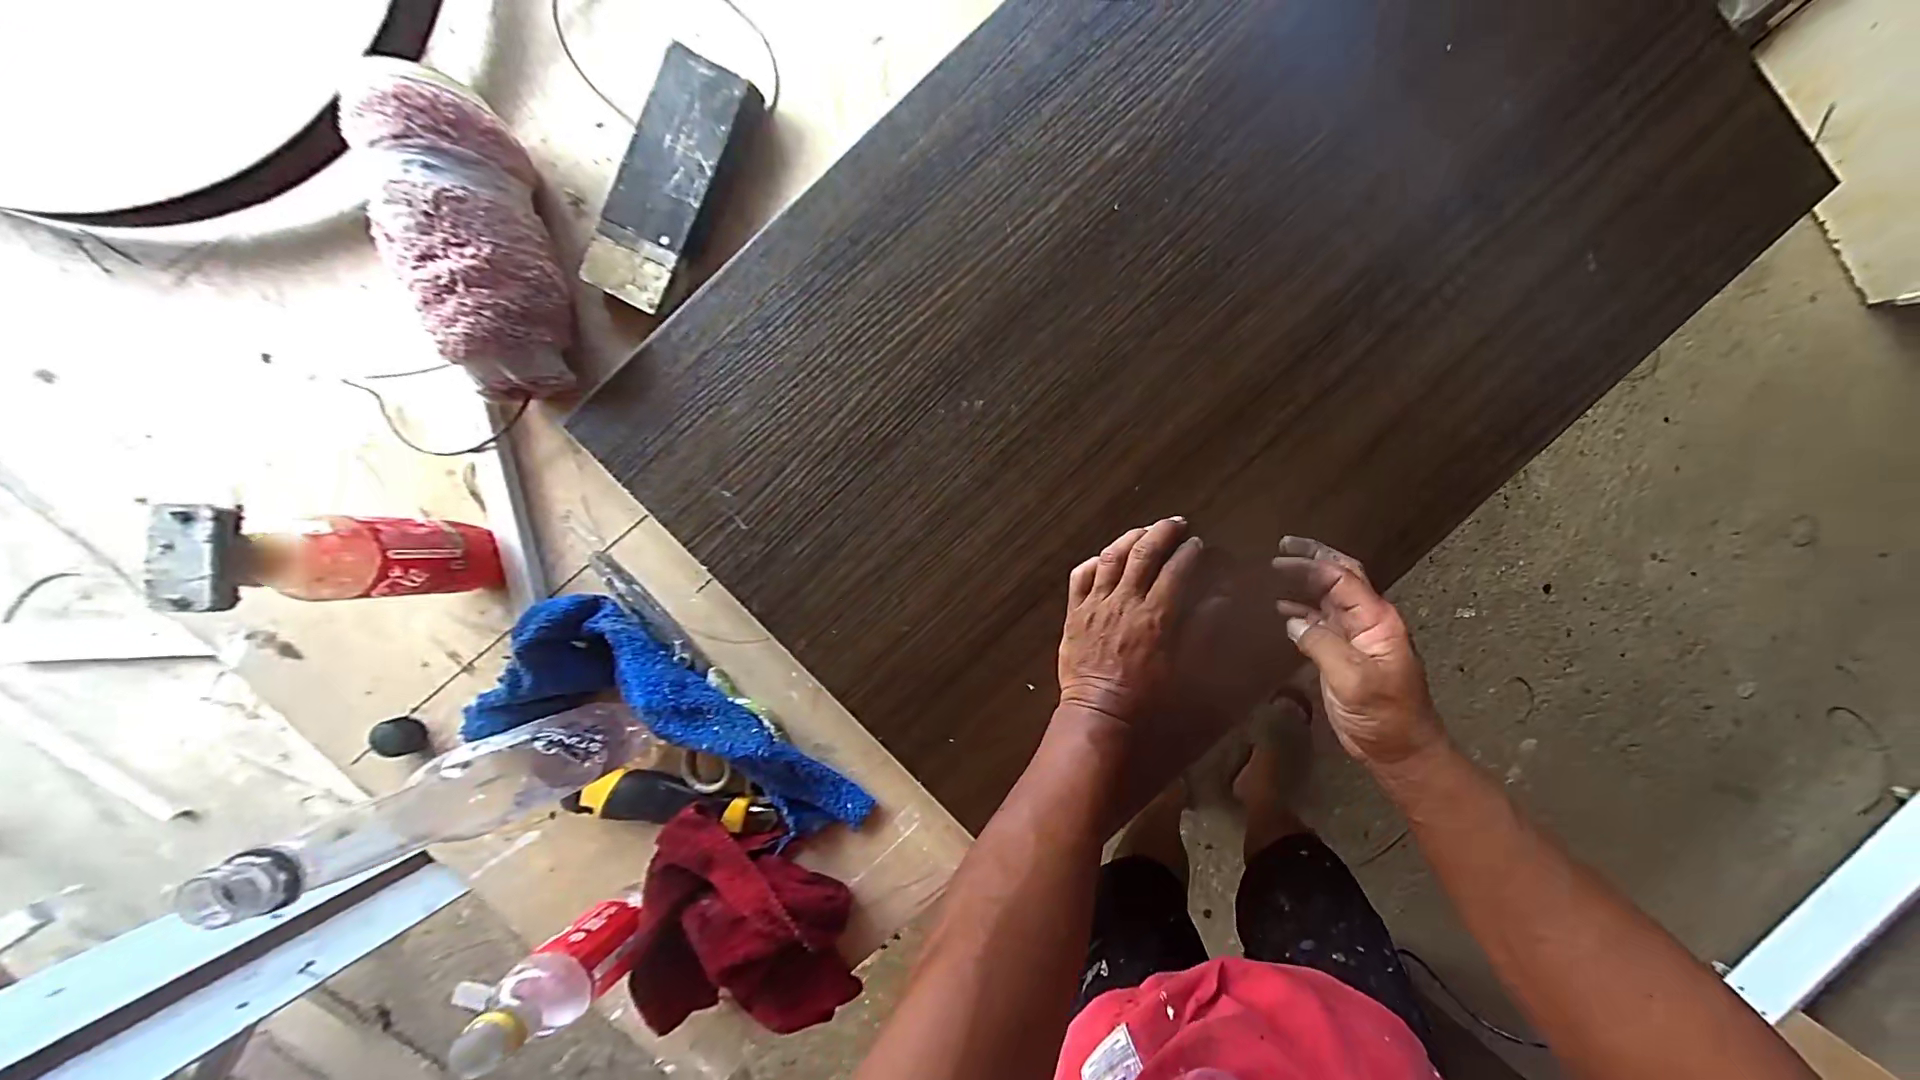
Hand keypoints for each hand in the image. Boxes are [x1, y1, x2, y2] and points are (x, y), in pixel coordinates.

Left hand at [1058, 518, 1204, 726]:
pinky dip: (1092, 563)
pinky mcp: (1074, 617)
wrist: (1102, 720)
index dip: (1191, 552)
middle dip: (1162, 533)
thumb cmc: (1149, 704)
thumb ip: (1204, 630)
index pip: (1177, 569)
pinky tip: (1102, 558)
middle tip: (1176, 524)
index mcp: (1156, 615)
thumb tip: (1220, 598)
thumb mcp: (1188, 670)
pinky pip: (1079, 579)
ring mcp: (1095, 607)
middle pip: (1143, 554)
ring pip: (1110, 559)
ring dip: (1129, 539)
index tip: (1199, 544)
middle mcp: (1124, 603)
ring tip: (1143, 531)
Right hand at [1272, 536, 1445, 767]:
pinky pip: (1318, 622)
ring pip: (1327, 598)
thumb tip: (1293, 621)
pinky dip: (1298, 610)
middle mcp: (1367, 622)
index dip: (1311, 564)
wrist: (1399, 750)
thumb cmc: (1385, 716)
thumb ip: (1323, 645)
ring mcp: (1354, 637)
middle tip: (1281, 546)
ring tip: (1271, 574)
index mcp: (1377, 621)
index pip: (1343, 579)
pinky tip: (1278, 609)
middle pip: (1339, 578)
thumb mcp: (1353, 679)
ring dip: (1302, 583)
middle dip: (1312, 558)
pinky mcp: (1340, 654)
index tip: (1279, 557)